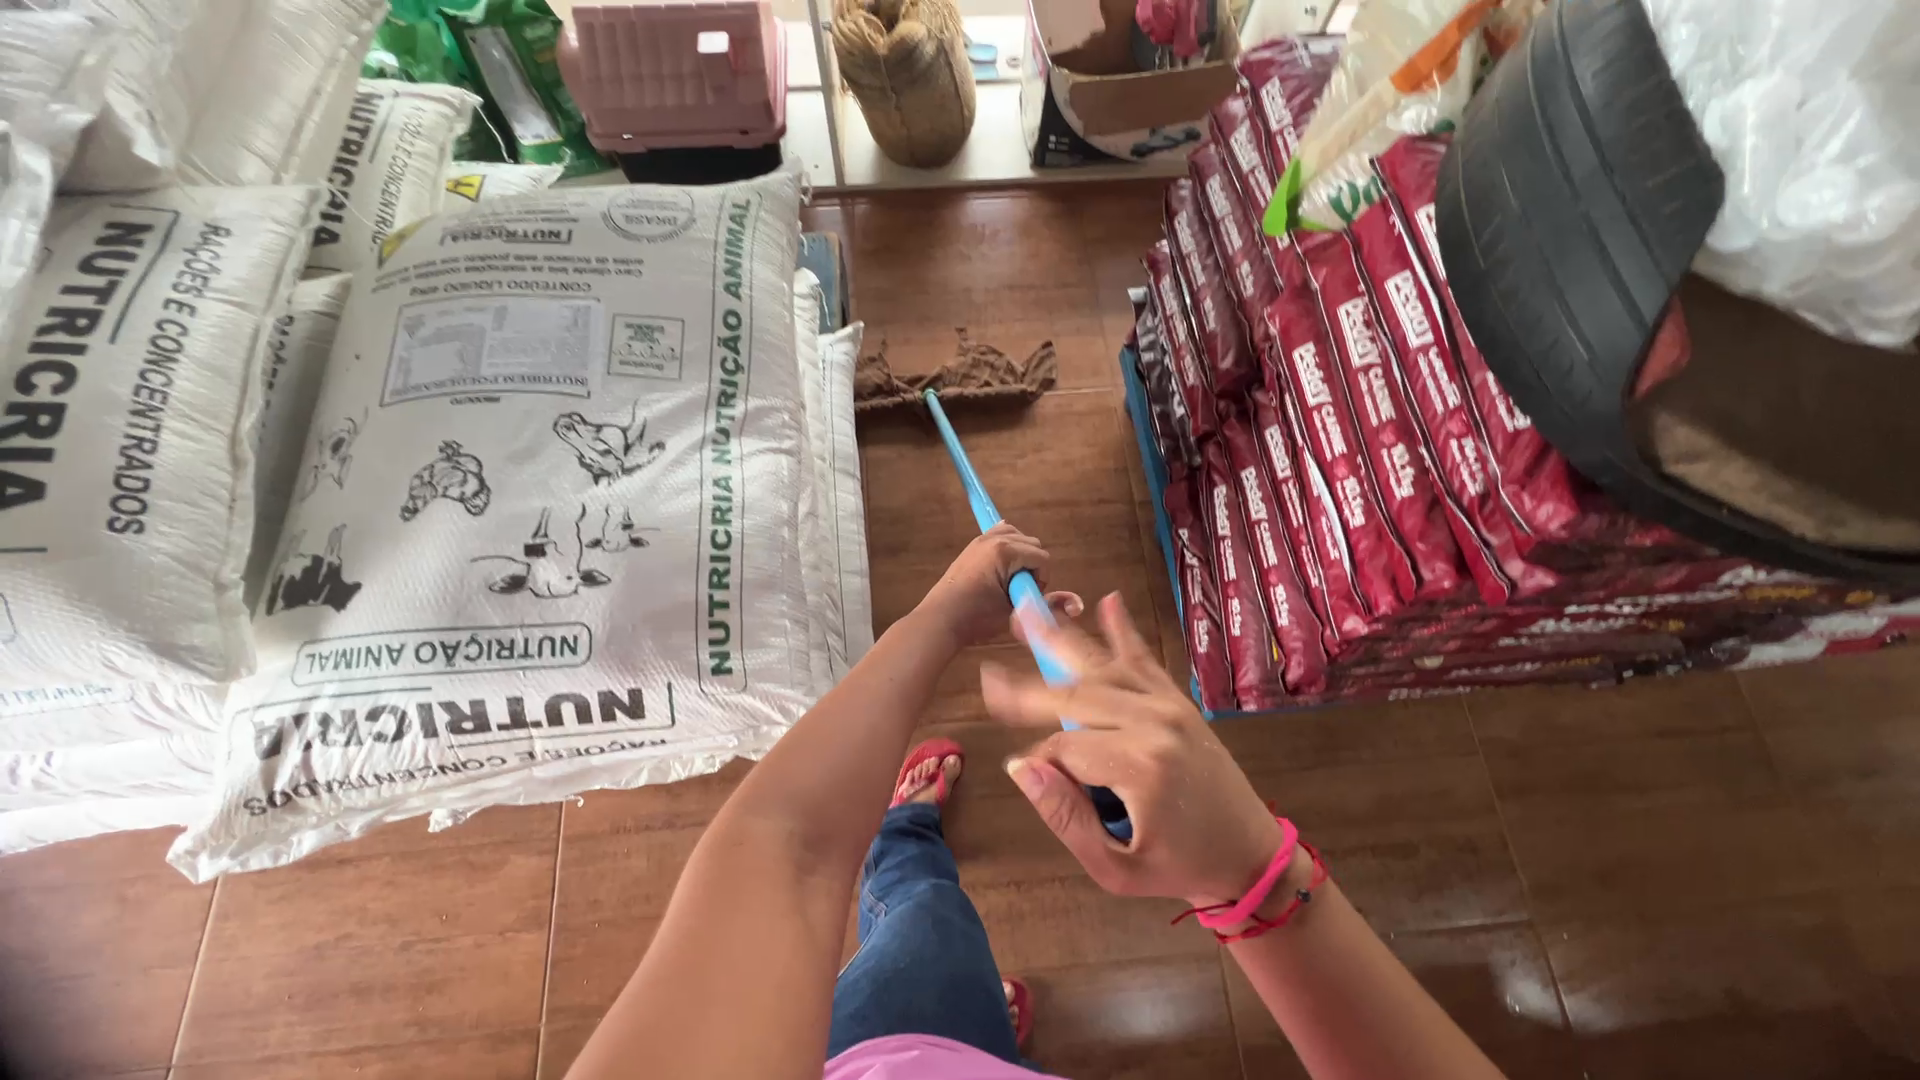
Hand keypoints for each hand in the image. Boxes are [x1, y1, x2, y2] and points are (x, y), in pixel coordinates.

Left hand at [918, 522, 1082, 649]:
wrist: (941, 620)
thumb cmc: (977, 618)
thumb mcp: (1014, 611)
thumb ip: (1044, 602)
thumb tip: (1076, 605)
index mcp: (1006, 551)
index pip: (1043, 558)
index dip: (1041, 579)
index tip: (1026, 597)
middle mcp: (995, 539)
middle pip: (1033, 544)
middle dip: (1033, 566)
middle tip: (1019, 590)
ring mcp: (981, 540)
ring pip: (1018, 537)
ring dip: (1021, 556)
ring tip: (1011, 580)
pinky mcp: (973, 546)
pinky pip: (1000, 535)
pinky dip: (1008, 547)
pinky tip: (1004, 565)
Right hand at [984, 593, 1282, 907]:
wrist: (1250, 855)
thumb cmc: (1179, 868)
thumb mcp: (1114, 867)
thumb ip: (1065, 816)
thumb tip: (1020, 766)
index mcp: (1138, 765)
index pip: (1063, 745)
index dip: (1040, 759)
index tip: (1030, 774)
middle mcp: (1153, 724)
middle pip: (1075, 694)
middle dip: (1028, 687)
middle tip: (989, 676)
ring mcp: (1170, 707)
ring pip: (1103, 668)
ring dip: (1063, 640)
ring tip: (1028, 612)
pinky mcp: (1180, 702)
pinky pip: (1145, 661)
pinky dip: (1124, 632)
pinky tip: (1109, 603)